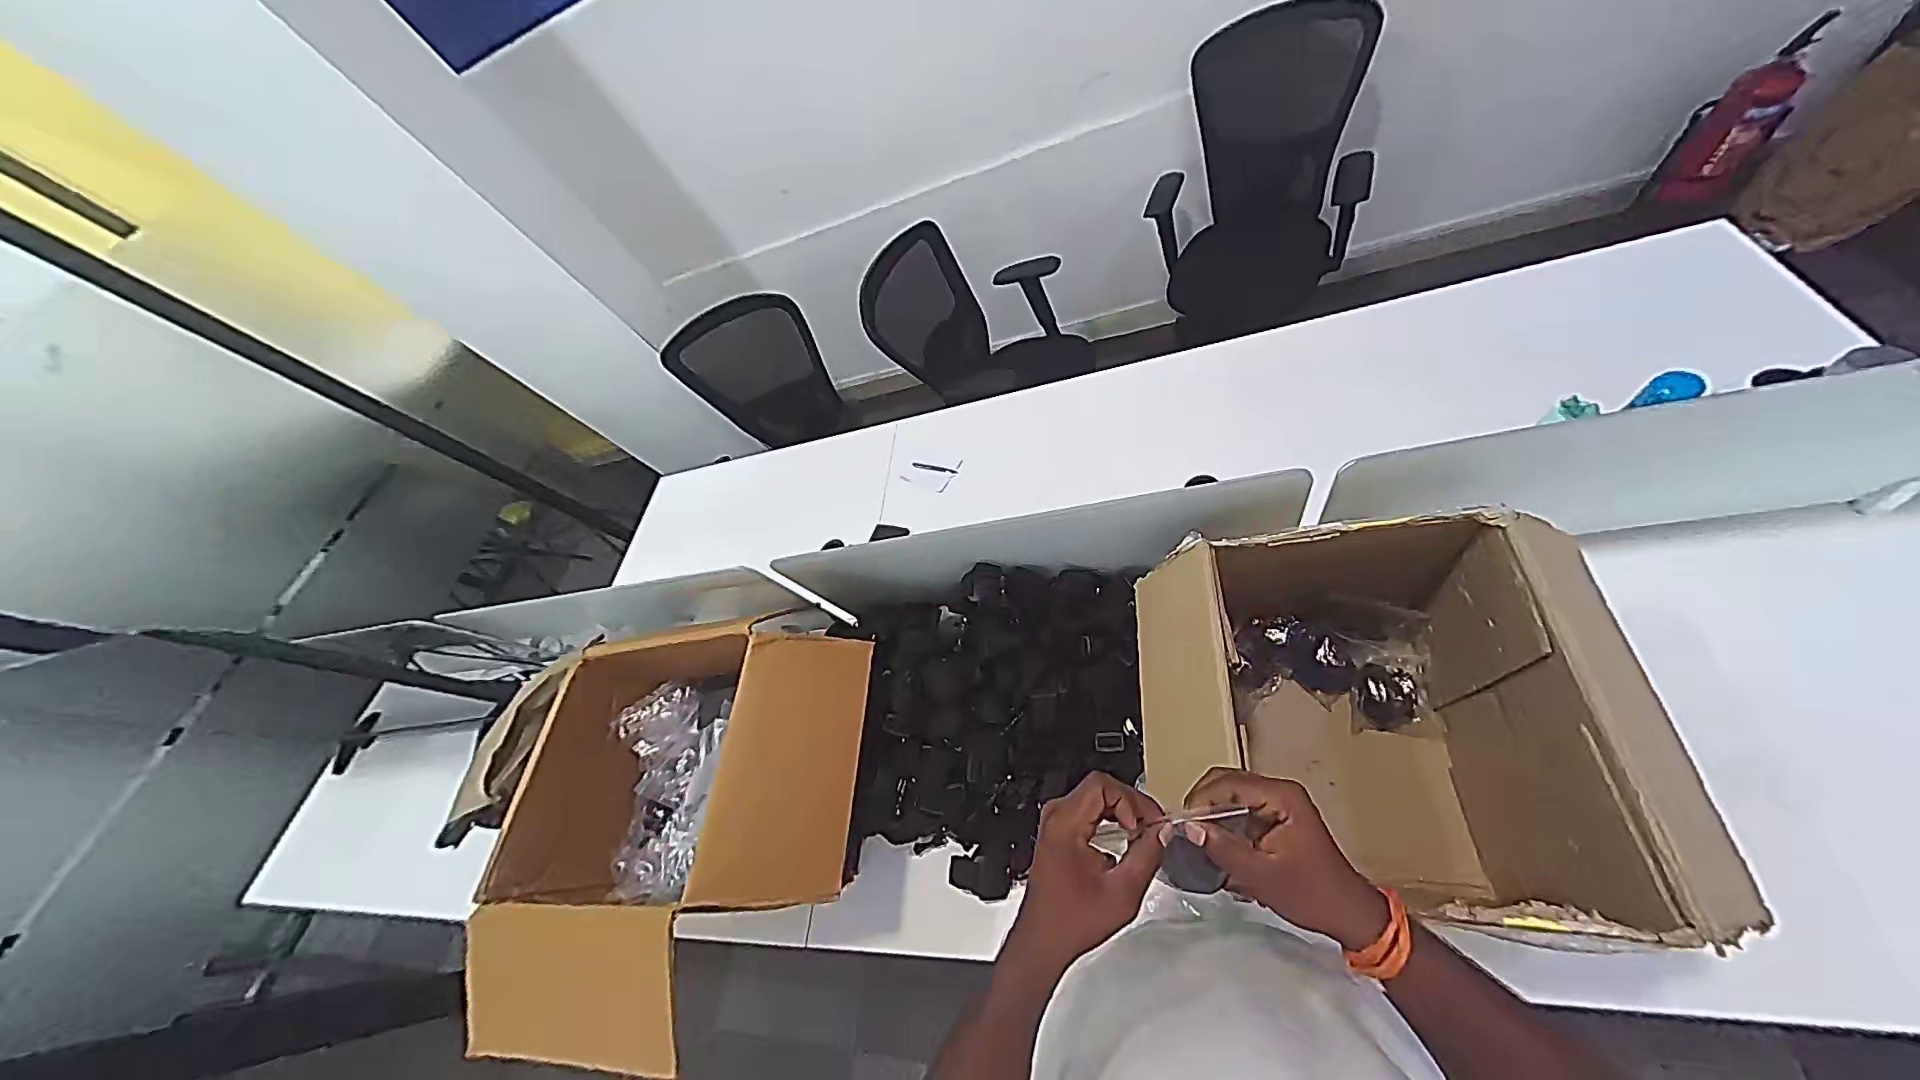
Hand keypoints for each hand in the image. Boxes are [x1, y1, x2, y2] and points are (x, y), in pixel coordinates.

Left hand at [1005, 773, 1164, 971]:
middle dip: (1131, 805)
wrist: (1045, 938)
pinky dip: (1111, 819)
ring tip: (1141, 837)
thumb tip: (1163, 831)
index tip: (1146, 824)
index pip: (1101, 785)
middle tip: (1152, 829)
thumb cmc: (1073, 921)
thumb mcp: (1123, 891)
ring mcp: (1055, 822)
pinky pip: (1088, 810)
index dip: (1130, 800)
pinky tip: (1125, 841)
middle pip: (1100, 788)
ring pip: (1096, 797)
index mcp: (1065, 824)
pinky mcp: (1059, 830)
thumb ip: (1147, 855)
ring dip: (1122, 812)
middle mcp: (1056, 817)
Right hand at [1182, 768, 1388, 951]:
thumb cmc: (1313, 895)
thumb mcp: (1262, 876)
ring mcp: (1279, 803)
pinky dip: (1224, 822)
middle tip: (1186, 829)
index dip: (1201, 800)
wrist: (1350, 917)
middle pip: (1227, 782)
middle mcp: (1280, 792)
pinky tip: (1216, 843)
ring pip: (1231, 795)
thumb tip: (1189, 829)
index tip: (1183, 823)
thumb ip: (1223, 849)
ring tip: (1197, 837)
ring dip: (1212, 813)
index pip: (1228, 783)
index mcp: (1282, 797)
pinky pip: (1240, 809)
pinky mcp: (1276, 817)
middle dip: (1203, 804)